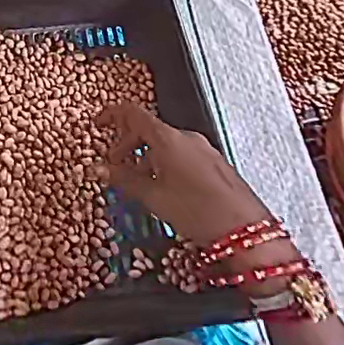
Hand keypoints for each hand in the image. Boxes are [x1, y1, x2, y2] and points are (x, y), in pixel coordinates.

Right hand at [90, 102, 275, 245]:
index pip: (134, 114)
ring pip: (165, 144)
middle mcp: (186, 137)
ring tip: (137, 183)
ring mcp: (203, 149)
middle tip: (114, 164)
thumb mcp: (153, 197)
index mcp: (168, 138)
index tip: (98, 123)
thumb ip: (124, 179)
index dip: (112, 115)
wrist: (245, 230)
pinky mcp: (213, 162)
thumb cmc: (196, 210)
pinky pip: (181, 154)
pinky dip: (164, 163)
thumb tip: (98, 168)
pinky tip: (162, 187)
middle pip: (149, 129)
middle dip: (127, 144)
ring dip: (145, 157)